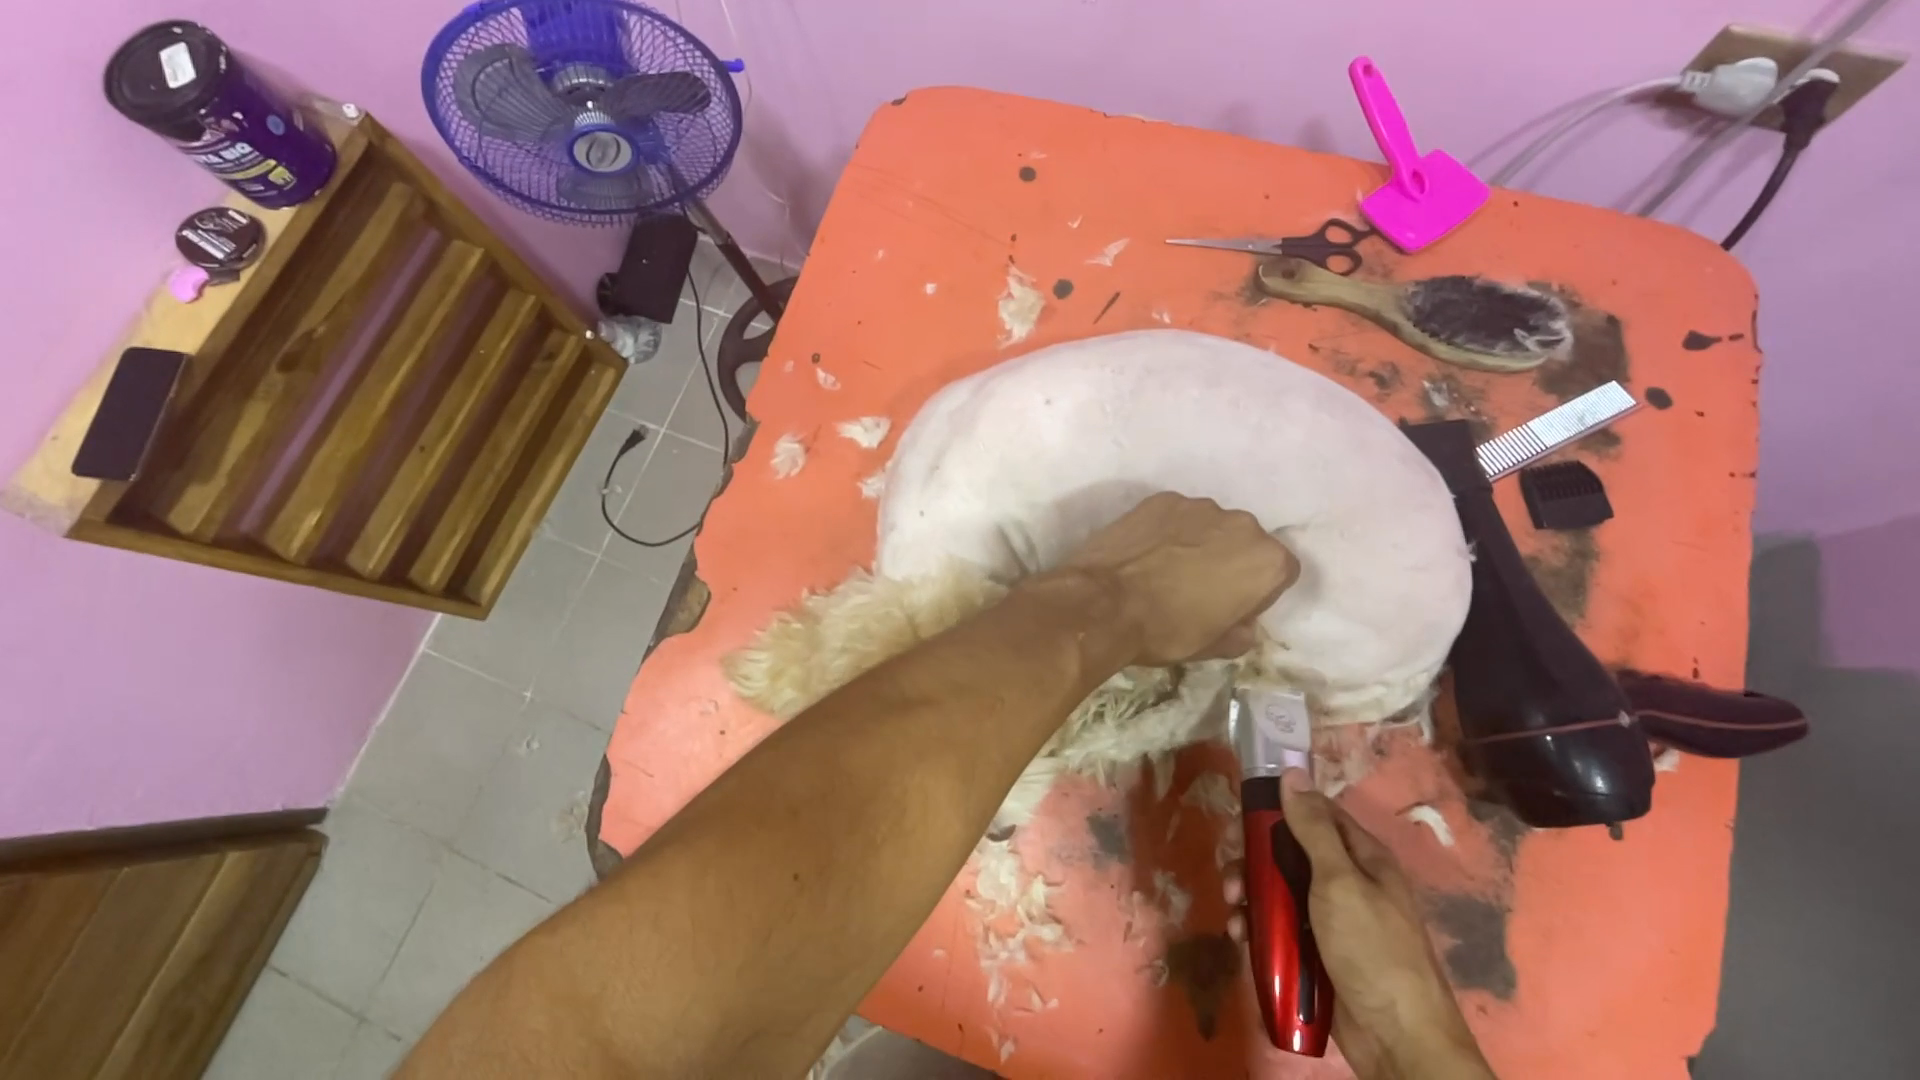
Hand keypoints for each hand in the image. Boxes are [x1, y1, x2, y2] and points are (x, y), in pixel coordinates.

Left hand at [1040, 492, 1298, 665]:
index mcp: (1267, 562)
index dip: (1258, 594)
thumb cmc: (1166, 631)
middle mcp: (1242, 524)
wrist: (1104, 604)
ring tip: (1165, 570)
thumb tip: (1242, 625)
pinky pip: (1176, 516)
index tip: (1231, 609)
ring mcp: (1200, 506)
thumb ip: (1242, 633)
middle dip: (1230, 562)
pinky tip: (1145, 554)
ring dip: (1199, 543)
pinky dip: (1167, 531)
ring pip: (1210, 526)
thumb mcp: (1214, 647)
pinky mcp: (1162, 499)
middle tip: (1197, 589)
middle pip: (1246, 543)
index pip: (1281, 574)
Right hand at [1226, 772, 1494, 1079]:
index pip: (1315, 814)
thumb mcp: (1339, 881)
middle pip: (1288, 853)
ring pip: (1278, 891)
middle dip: (1254, 861)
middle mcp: (1346, 882)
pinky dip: (1258, 928)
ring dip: (1250, 897)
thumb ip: (1312, 828)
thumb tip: (1292, 772)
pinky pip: (1280, 927)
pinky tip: (1242, 938)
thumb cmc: (1372, 949)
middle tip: (1231, 878)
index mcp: (1362, 857)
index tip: (1241, 818)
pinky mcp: (1317, 952)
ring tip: (1235, 914)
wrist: (1397, 1039)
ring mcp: (1330, 920)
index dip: (1277, 811)